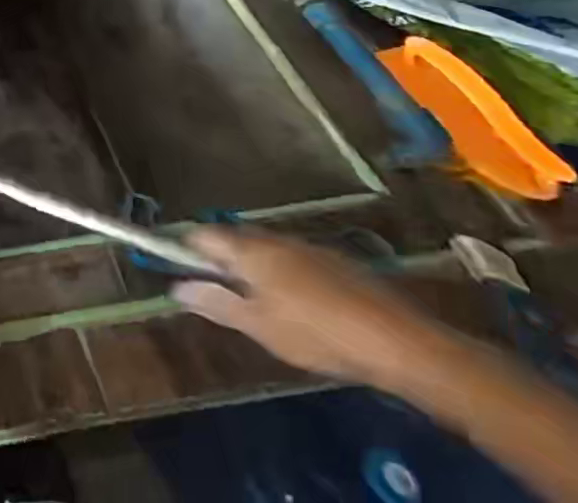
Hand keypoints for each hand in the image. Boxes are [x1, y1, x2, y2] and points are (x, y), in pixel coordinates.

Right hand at [171, 227, 460, 387]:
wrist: (402, 343)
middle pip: (232, 236)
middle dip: (218, 255)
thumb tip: (175, 287)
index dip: (184, 246)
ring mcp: (307, 246)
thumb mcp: (258, 326)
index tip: (176, 265)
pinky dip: (280, 269)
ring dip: (250, 262)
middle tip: (215, 287)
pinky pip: (292, 256)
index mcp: (249, 250)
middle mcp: (274, 238)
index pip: (202, 234)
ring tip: (253, 297)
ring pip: (264, 246)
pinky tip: (295, 300)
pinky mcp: (335, 260)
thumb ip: (215, 303)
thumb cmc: (317, 334)